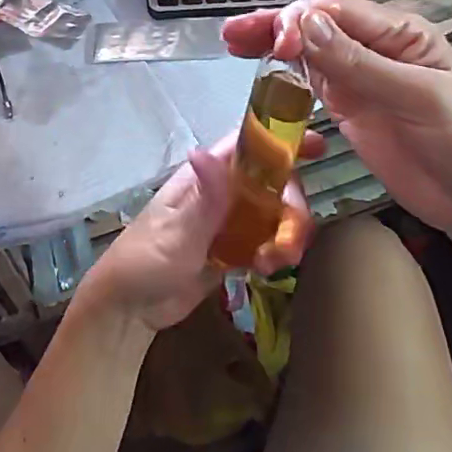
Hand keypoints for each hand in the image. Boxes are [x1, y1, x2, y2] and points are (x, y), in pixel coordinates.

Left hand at [77, 132, 320, 331]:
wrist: (130, 309)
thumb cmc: (145, 261)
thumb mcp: (176, 232)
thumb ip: (203, 198)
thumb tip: (205, 151)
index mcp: (203, 176)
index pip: (247, 146)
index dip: (282, 142)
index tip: (321, 148)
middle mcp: (219, 191)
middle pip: (272, 182)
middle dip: (291, 206)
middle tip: (294, 239)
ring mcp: (227, 220)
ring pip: (273, 213)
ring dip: (287, 234)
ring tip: (278, 262)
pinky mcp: (232, 249)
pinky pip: (266, 241)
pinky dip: (275, 253)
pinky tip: (266, 270)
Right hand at [221, 0, 451, 233]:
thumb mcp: (422, 97)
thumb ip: (361, 63)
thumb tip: (305, 25)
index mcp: (399, 33)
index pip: (338, 12)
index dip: (302, 21)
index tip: (277, 43)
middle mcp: (374, 49)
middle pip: (316, 28)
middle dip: (275, 27)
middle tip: (232, 35)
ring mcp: (360, 81)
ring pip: (308, 55)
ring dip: (272, 49)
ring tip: (234, 47)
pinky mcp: (349, 111)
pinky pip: (311, 87)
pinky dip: (284, 80)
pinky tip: (262, 78)